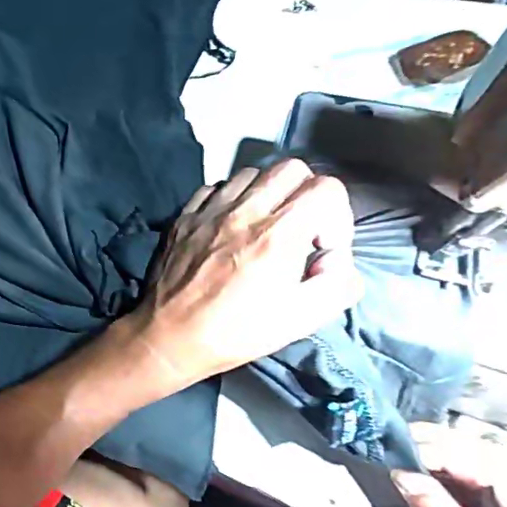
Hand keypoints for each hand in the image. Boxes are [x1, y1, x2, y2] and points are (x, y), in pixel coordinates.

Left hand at [126, 160, 362, 391]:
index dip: (337, 216)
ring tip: (265, 226)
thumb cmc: (235, 332)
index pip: (326, 188)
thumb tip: (334, 259)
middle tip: (299, 229)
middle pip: (291, 169)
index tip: (321, 247)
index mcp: (277, 235)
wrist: (169, 337)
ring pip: (250, 173)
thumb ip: (337, 283)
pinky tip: (231, 226)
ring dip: (267, 193)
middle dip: (305, 194)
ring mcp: (208, 212)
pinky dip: (230, 199)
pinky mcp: (183, 218)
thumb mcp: (301, 319)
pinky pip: (214, 188)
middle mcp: (242, 213)